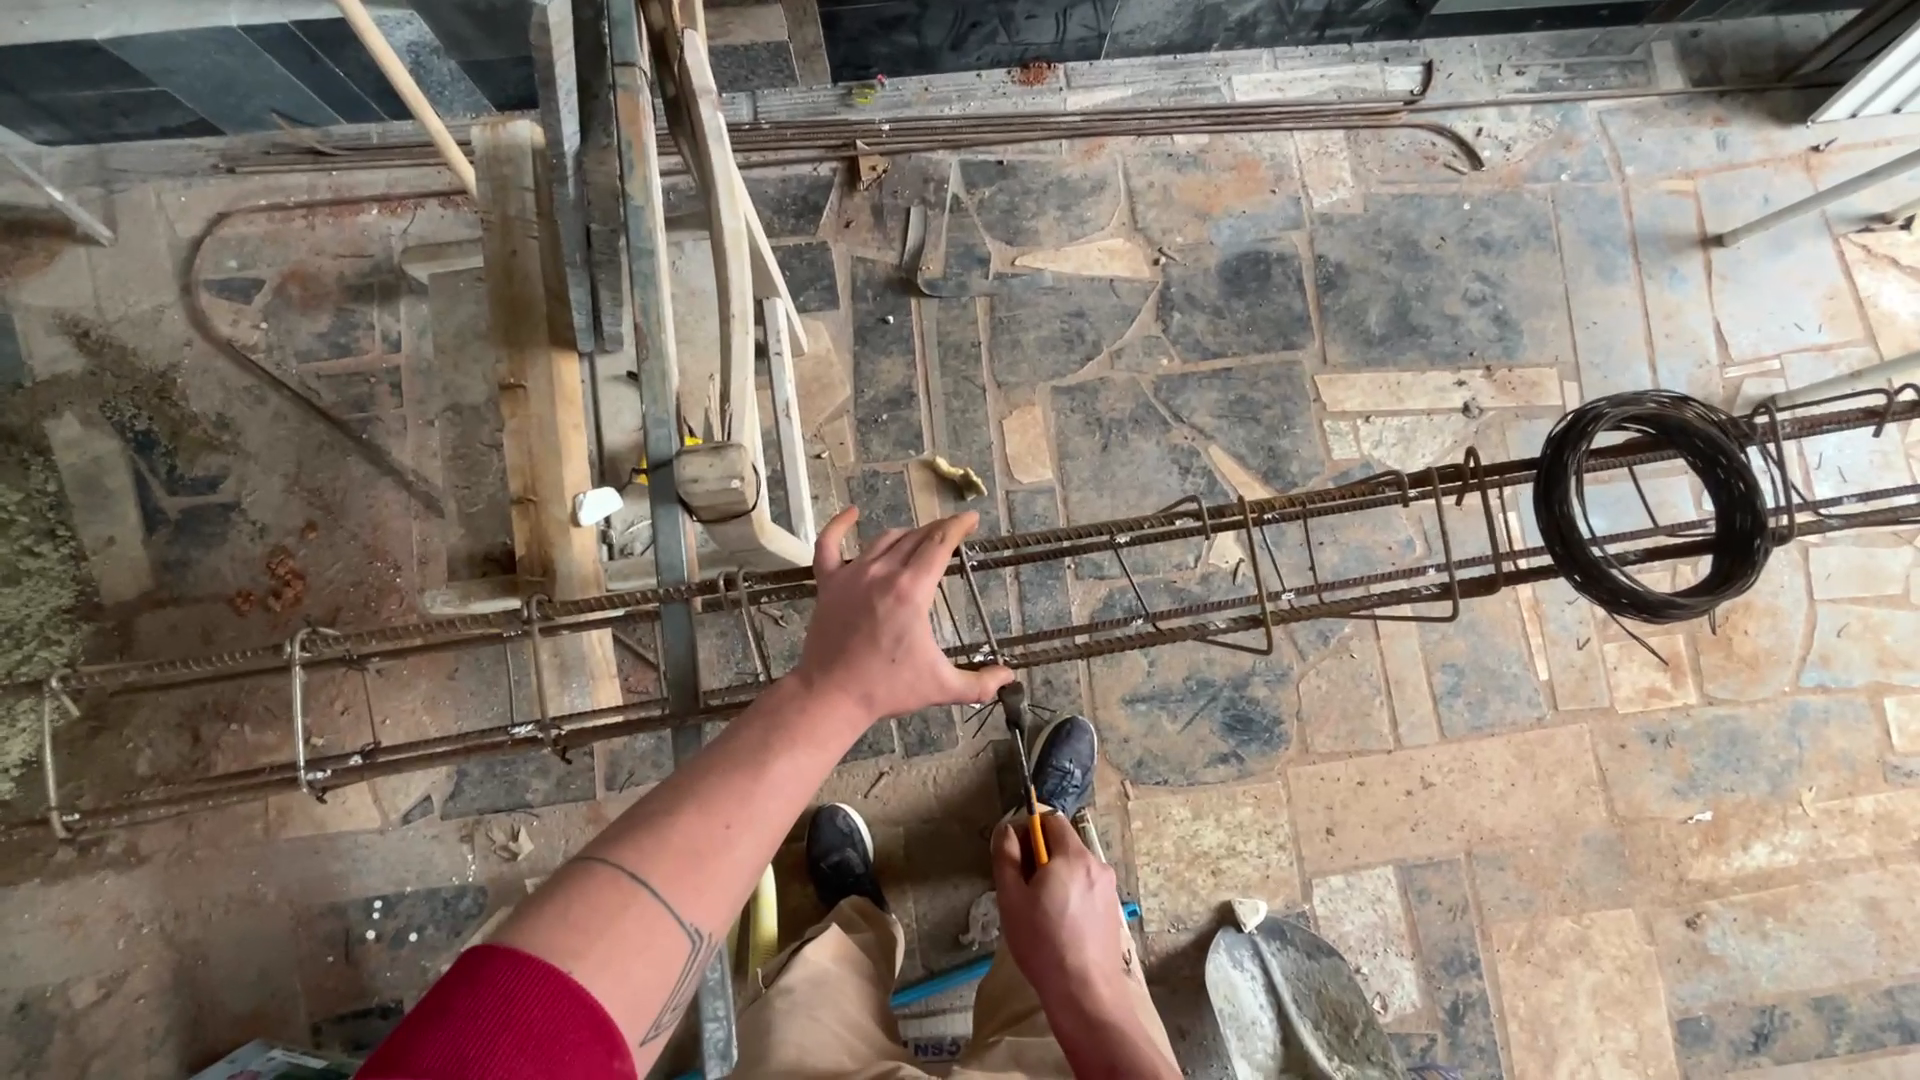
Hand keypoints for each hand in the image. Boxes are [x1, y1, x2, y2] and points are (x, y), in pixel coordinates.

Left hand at [791, 507, 1013, 727]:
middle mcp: (882, 574)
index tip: (971, 518)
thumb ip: (979, 684)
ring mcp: (851, 575)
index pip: (939, 544)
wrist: (831, 695)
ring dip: (906, 535)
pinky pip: (829, 545)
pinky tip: (852, 513)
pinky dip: (839, 525)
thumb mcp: (940, 687)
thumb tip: (1009, 678)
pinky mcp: (828, 584)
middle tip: (952, 532)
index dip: (958, 526)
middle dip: (938, 530)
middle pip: (915, 538)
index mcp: (911, 591)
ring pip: (884, 540)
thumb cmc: (886, 688)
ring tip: (920, 538)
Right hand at [991, 813, 1132, 1010]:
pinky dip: (1069, 891)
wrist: (1086, 994)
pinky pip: (1085, 886)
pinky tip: (1058, 923)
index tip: (1014, 852)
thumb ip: (1006, 857)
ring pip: (1074, 866)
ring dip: (1054, 874)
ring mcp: (1108, 888)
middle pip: (1064, 842)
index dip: (1029, 828)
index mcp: (1072, 856)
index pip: (1051, 819)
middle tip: (1021, 884)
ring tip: (1037, 908)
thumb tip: (1007, 829)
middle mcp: (1096, 865)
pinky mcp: (1112, 909)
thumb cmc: (1043, 944)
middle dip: (1040, 855)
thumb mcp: (1012, 899)